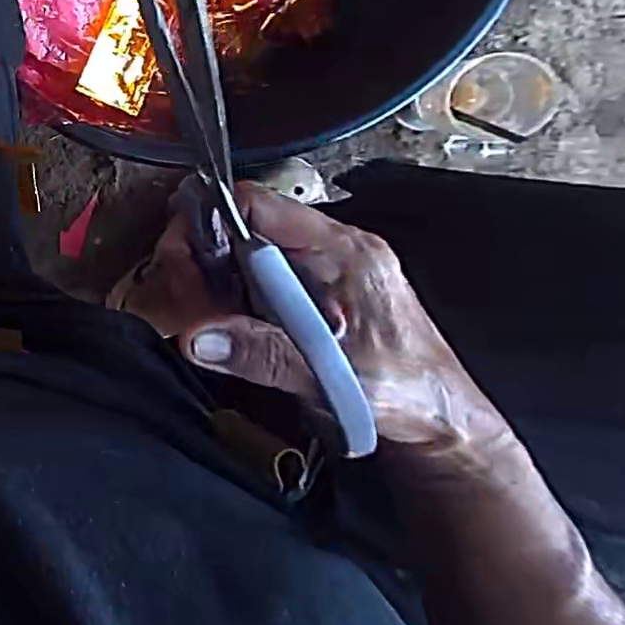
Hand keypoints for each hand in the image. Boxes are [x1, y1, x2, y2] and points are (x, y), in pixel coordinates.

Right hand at [123, 179, 506, 454]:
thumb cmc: (407, 394)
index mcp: (343, 252)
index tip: (181, 260)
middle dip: (199, 256)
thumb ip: (260, 354)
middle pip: (238, 223)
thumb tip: (198, 336)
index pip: (255, 203)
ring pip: (241, 249)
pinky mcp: (311, 286)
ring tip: (209, 318)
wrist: (442, 420)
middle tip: (188, 297)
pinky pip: (253, 272)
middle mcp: (331, 248)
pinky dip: (228, 293)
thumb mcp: (328, 376)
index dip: (207, 222)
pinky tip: (229, 323)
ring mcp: (320, 266)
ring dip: (210, 279)